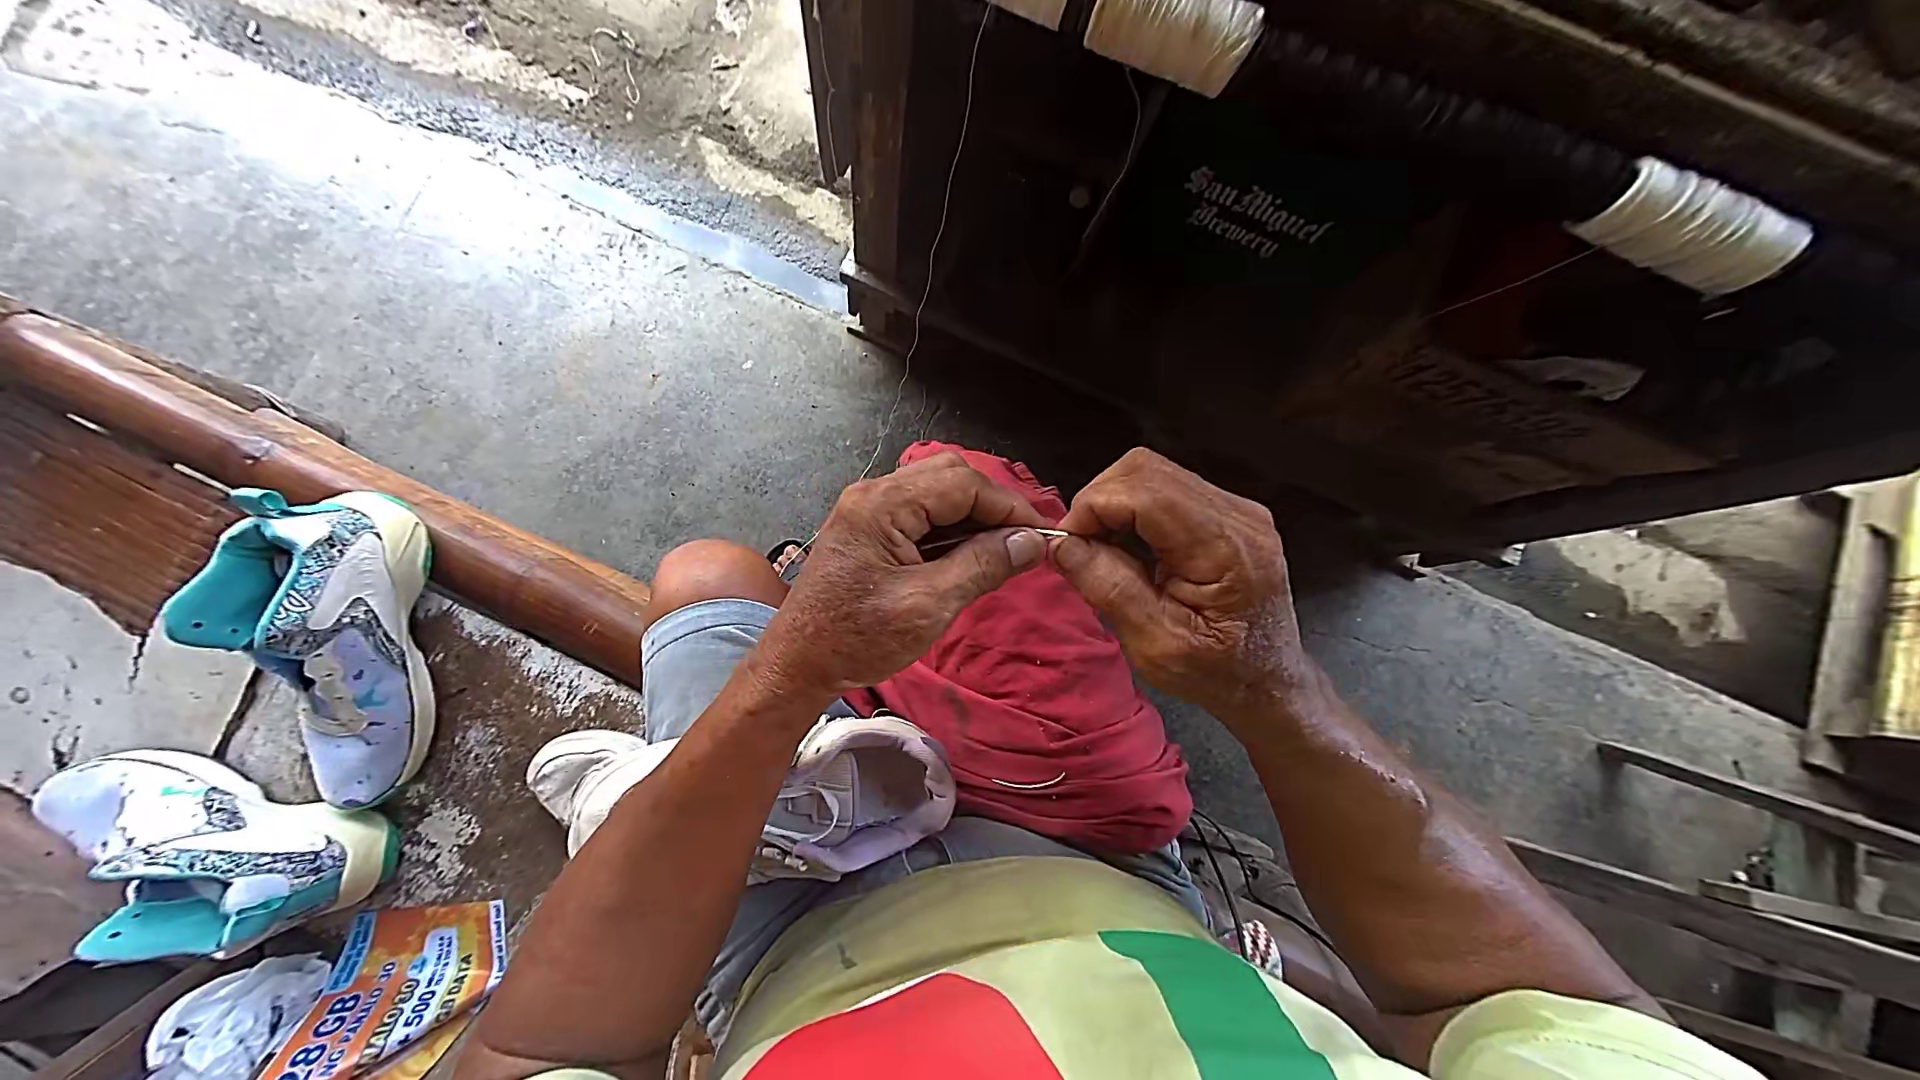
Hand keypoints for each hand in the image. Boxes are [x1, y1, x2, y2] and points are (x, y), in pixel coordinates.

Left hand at [755, 452, 1052, 695]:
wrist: (799, 664)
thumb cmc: (856, 639)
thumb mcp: (928, 605)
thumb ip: (982, 565)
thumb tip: (1030, 542)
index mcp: (881, 505)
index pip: (962, 483)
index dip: (1009, 506)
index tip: (1042, 534)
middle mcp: (873, 495)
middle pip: (950, 476)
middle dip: (993, 505)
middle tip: (1023, 540)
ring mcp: (869, 511)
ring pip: (938, 493)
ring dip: (974, 517)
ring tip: (1003, 550)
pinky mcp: (871, 530)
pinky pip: (922, 515)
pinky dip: (953, 530)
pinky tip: (971, 555)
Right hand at [1050, 448, 1312, 723]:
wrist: (1266, 681)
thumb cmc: (1216, 674)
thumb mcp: (1156, 646)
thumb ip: (1110, 589)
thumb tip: (1062, 544)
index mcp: (1226, 549)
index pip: (1145, 492)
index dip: (1093, 507)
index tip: (1066, 545)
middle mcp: (1237, 515)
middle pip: (1145, 470)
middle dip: (1098, 502)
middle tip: (1080, 548)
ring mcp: (1235, 508)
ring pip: (1150, 472)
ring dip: (1111, 505)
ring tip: (1102, 550)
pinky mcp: (1225, 511)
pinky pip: (1163, 488)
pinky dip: (1129, 509)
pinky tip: (1127, 546)